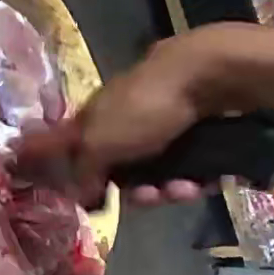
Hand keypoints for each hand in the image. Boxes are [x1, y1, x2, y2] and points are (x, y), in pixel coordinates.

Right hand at [14, 36, 223, 207]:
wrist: (208, 77)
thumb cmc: (143, 107)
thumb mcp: (99, 142)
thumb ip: (83, 171)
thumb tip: (78, 195)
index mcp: (93, 120)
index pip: (67, 147)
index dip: (65, 170)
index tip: (68, 193)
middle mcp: (123, 125)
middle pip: (120, 172)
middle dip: (135, 192)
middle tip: (147, 197)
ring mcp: (160, 130)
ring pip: (156, 175)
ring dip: (166, 190)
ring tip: (182, 189)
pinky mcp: (194, 136)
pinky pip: (187, 170)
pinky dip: (192, 180)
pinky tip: (201, 182)